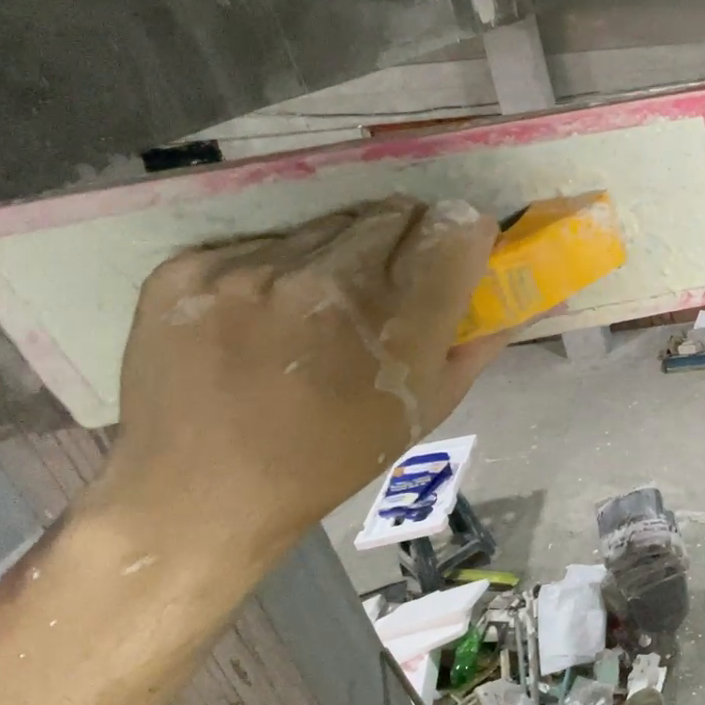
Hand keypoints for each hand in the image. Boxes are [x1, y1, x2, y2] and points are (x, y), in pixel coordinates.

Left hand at [97, 196, 505, 543]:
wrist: (203, 492)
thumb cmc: (336, 456)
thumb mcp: (429, 407)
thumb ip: (477, 343)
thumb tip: (516, 299)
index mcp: (399, 321)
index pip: (454, 229)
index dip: (464, 233)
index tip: (460, 246)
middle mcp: (328, 281)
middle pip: (395, 213)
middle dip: (409, 236)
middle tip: (397, 273)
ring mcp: (251, 271)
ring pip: (329, 225)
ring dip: (344, 251)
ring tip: (324, 299)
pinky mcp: (189, 270)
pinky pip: (261, 243)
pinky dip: (277, 267)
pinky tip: (266, 312)